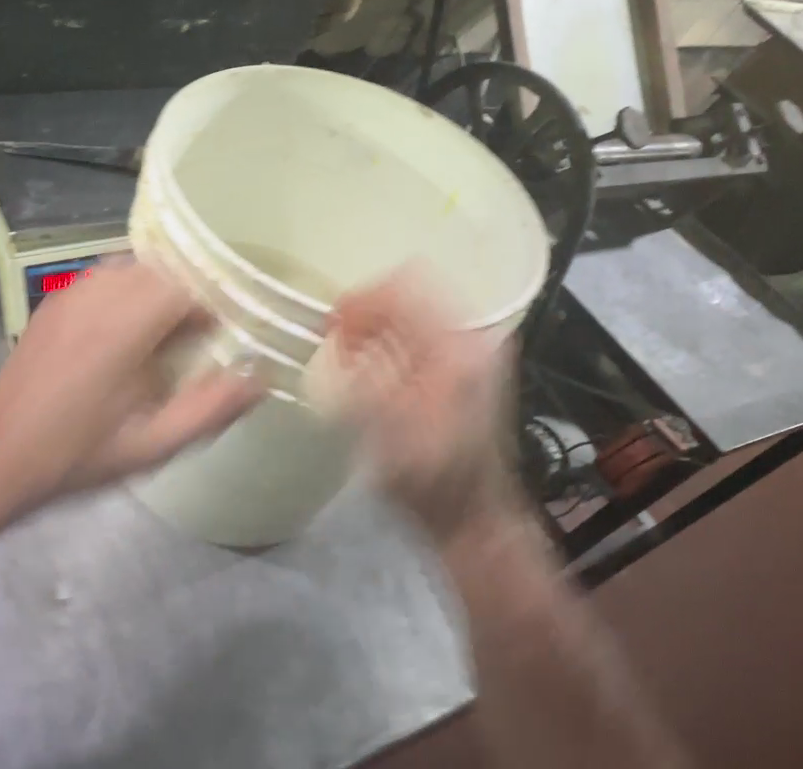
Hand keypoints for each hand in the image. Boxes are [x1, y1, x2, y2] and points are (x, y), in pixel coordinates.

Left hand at [0, 260, 261, 509]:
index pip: (184, 285)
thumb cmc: (77, 456)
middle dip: (185, 297)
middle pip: (158, 270)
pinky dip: (125, 293)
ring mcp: (68, 295)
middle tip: (196, 340)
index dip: (210, 307)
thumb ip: (210, 409)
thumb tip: (259, 379)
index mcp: (123, 326)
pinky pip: (101, 279)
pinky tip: (124, 335)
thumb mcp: (152, 445)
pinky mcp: (51, 303)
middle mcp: (95, 297)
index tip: (219, 340)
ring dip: (155, 292)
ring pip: (129, 268)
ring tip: (163, 337)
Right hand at [328, 271, 522, 540]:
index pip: (405, 284)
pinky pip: (416, 334)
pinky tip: (365, 368)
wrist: (471, 518)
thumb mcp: (384, 426)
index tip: (331, 325)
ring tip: (344, 355)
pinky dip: (384, 342)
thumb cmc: (429, 480)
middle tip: (332, 340)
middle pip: (408, 292)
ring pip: (410, 311)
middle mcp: (470, 338)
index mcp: (456, 346)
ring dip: (371, 327)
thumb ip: (359, 369)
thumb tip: (337, 330)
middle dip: (363, 312)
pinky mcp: (461, 368)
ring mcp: (469, 352)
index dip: (361, 298)